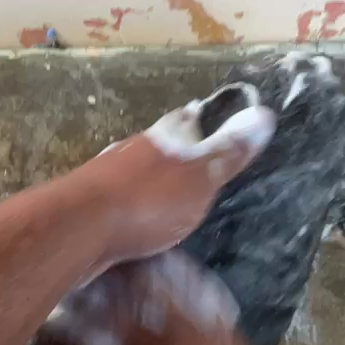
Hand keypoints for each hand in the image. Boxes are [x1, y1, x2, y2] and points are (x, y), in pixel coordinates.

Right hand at [17, 252, 311, 344]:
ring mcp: (196, 340)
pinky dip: (169, 275)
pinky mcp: (225, 337)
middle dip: (80, 300)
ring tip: (104, 272)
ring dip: (120, 278)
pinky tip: (155, 265)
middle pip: (106, 310)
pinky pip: (192, 292)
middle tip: (68, 296)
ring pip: (148, 290)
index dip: (48, 342)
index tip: (40, 337)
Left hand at [70, 90, 274, 268]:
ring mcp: (106, 182)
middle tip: (195, 172)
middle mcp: (131, 153)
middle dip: (174, 156)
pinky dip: (134, 215)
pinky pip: (120, 209)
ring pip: (135, 178)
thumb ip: (228, 151)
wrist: (79, 230)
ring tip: (171, 206)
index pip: (184, 120)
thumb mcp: (199, 176)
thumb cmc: (147, 199)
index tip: (210, 118)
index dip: (201, 120)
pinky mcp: (91, 213)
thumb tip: (264, 113)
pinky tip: (140, 231)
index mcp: (160, 140)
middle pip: (157, 149)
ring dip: (151, 187)